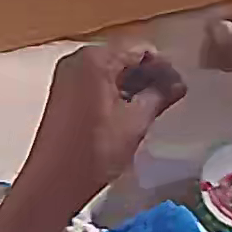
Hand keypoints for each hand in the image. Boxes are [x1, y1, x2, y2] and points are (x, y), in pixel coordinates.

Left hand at [14, 43, 186, 220]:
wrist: (52, 182)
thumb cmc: (96, 149)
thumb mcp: (135, 121)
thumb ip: (160, 95)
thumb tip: (179, 84)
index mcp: (96, 59)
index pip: (140, 49)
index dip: (163, 66)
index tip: (179, 85)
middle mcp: (77, 59)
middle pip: (122, 56)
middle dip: (147, 74)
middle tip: (170, 95)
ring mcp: (66, 75)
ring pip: (109, 70)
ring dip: (132, 84)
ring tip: (153, 105)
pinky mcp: (61, 92)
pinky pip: (94, 81)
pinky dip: (114, 90)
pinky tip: (129, 111)